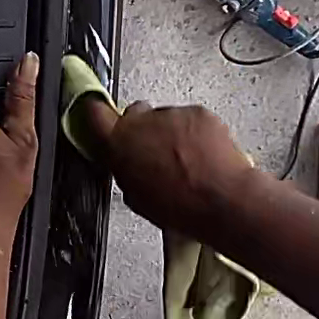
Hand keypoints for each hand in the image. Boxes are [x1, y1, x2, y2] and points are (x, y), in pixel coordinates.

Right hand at [94, 101, 260, 238]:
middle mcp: (143, 123)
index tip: (98, 112)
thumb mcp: (139, 199)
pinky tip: (204, 155)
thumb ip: (126, 172)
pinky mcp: (197, 112)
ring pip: (166, 118)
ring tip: (188, 160)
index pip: (96, 115)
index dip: (96, 112)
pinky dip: (196, 132)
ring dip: (173, 133)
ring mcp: (171, 115)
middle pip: (135, 114)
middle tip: (157, 151)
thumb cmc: (182, 206)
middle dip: (143, 129)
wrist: (223, 199)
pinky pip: (191, 118)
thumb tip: (129, 166)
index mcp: (120, 145)